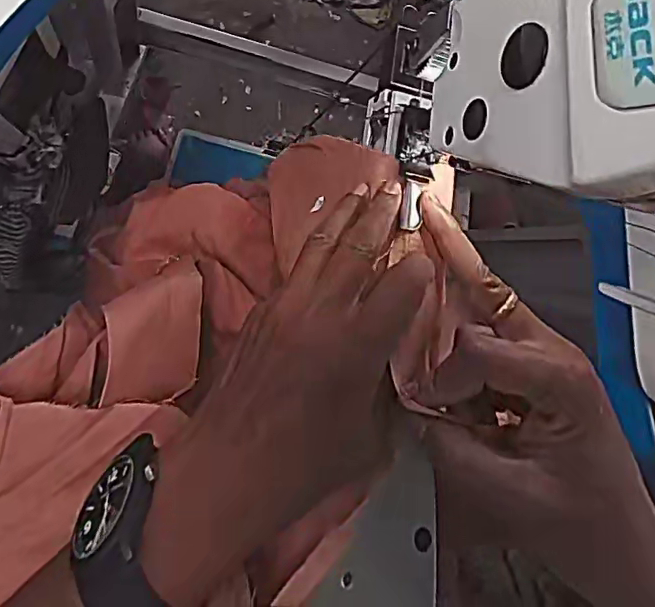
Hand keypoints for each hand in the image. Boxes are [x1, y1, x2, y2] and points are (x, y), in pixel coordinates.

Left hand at [141, 179, 432, 605]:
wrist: (225, 467)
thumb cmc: (299, 465)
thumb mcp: (367, 437)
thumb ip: (389, 389)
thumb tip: (397, 362)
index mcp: (356, 344)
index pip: (402, 285)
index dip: (421, 269)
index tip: (428, 260)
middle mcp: (323, 312)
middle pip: (360, 246)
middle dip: (382, 213)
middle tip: (395, 189)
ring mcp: (290, 303)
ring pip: (324, 242)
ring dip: (347, 212)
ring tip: (362, 188)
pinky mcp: (266, 306)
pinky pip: (298, 259)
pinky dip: (318, 236)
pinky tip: (326, 227)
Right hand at [415, 198, 654, 606]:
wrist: (624, 547)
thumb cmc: (587, 524)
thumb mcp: (511, 496)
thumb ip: (453, 449)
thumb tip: (416, 410)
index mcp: (559, 377)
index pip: (479, 349)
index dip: (442, 375)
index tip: (426, 405)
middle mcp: (554, 354)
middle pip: (491, 293)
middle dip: (455, 253)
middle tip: (430, 215)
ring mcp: (548, 357)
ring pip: (490, 306)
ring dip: (455, 284)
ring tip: (431, 239)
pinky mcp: (537, 369)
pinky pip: (491, 334)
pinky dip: (460, 322)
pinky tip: (438, 312)